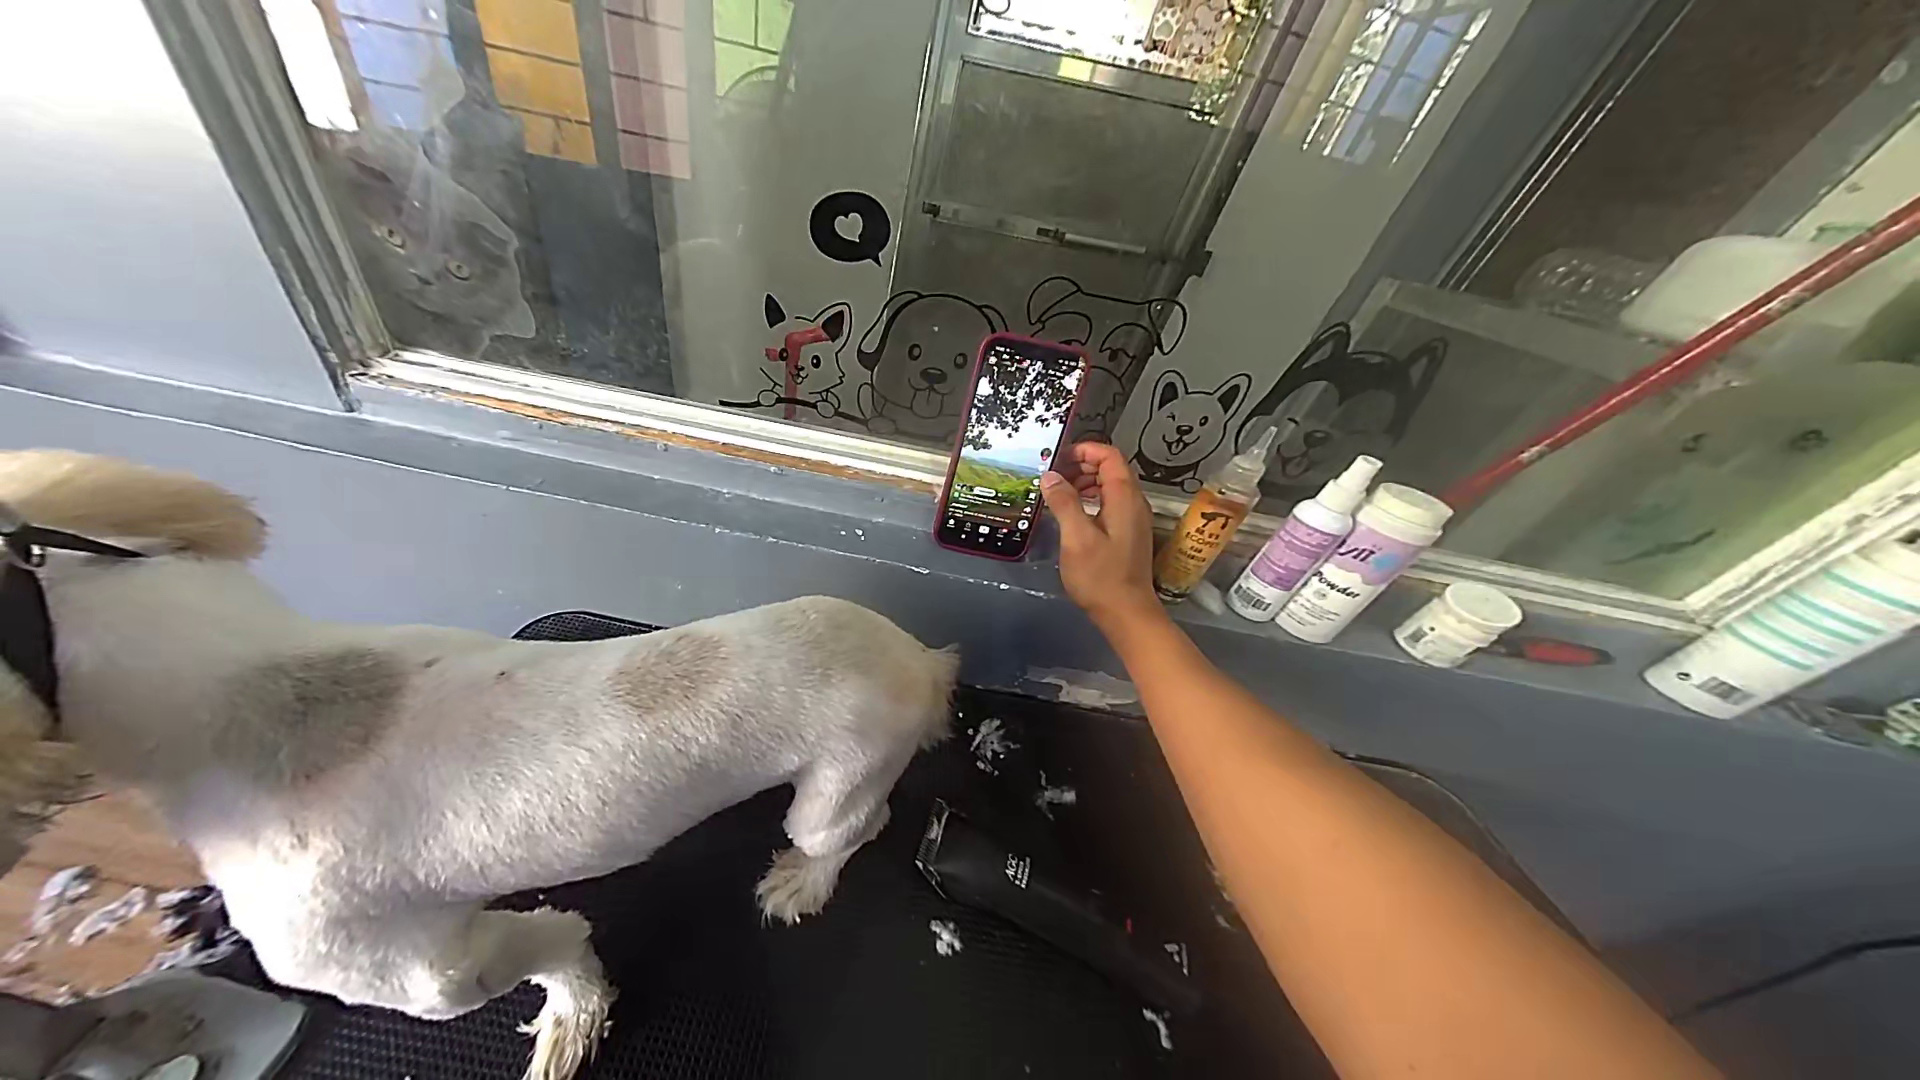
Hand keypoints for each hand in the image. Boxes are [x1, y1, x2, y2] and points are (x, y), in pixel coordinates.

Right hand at [1039, 442, 1164, 634]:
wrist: (1126, 613)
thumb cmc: (1100, 576)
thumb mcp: (1076, 537)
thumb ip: (1064, 502)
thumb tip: (1050, 476)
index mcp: (1124, 498)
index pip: (1110, 455)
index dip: (1084, 450)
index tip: (1058, 459)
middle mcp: (1134, 503)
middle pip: (1112, 468)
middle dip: (1082, 465)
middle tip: (1054, 476)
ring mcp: (1134, 519)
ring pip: (1111, 486)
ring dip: (1085, 482)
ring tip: (1059, 493)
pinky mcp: (1129, 533)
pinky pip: (1111, 503)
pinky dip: (1092, 499)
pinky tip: (1073, 513)